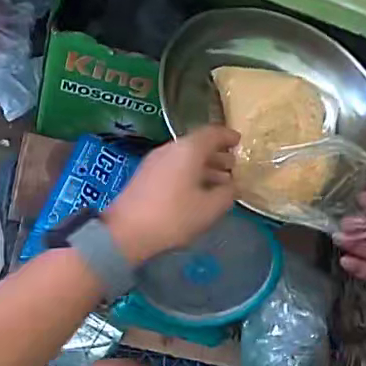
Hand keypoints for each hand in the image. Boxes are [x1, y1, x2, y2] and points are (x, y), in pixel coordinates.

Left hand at [104, 126, 239, 263]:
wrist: (126, 232)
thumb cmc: (173, 217)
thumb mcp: (209, 208)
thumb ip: (227, 193)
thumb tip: (235, 185)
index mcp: (188, 150)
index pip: (213, 133)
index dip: (228, 136)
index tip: (240, 142)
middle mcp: (170, 149)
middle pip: (198, 145)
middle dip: (217, 154)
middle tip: (233, 166)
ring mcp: (154, 161)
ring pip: (185, 157)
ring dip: (204, 166)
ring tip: (220, 182)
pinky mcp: (145, 176)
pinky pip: (173, 167)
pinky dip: (189, 173)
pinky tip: (196, 192)